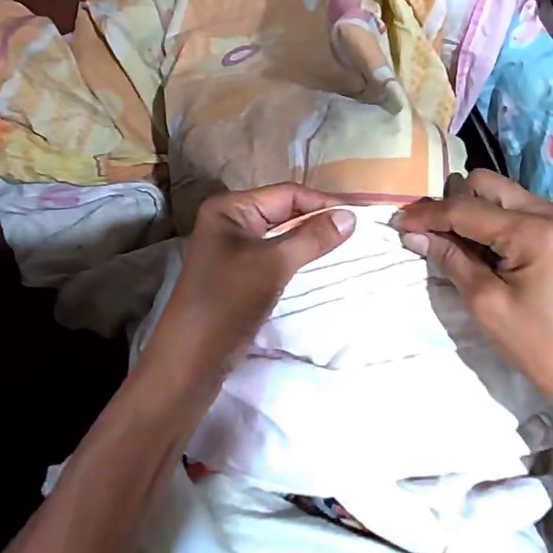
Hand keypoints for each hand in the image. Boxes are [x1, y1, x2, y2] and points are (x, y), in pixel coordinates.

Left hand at [147, 184, 355, 379]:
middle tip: (360, 227)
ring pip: (280, 234)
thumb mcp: (274, 264)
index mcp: (229, 208)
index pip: (287, 194)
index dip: (324, 202)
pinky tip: (319, 261)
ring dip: (310, 237)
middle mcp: (228, 221)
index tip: (362, 213)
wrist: (191, 358)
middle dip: (318, 218)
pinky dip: (297, 256)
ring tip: (347, 242)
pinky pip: (274, 255)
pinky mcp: (238, 273)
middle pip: (284, 211)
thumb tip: (350, 216)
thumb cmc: (228, 301)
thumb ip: (312, 237)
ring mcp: (231, 248)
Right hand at [393, 170, 552, 439]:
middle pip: (484, 184)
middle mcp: (549, 211)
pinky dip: (489, 220)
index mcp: (533, 230)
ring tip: (448, 242)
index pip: (465, 208)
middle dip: (450, 204)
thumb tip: (413, 234)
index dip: (427, 214)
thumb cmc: (536, 343)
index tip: (397, 223)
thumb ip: (450, 258)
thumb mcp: (484, 302)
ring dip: (469, 211)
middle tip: (426, 232)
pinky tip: (476, 247)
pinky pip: (513, 209)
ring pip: (498, 193)